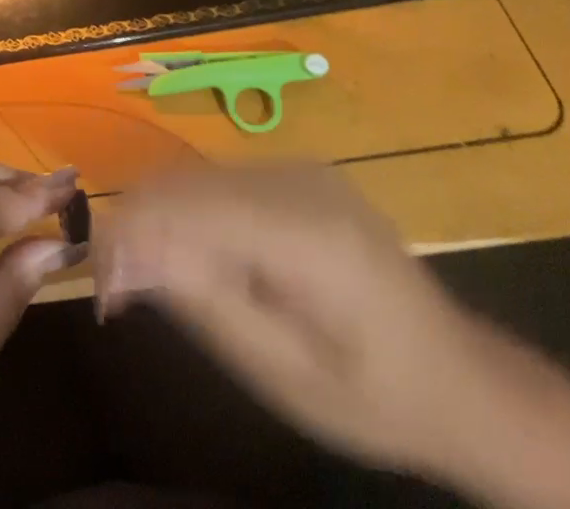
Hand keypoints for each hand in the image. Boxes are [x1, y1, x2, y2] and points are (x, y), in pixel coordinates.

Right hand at [91, 163, 498, 475]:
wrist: (468, 386)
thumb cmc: (374, 396)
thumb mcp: (279, 368)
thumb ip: (201, 298)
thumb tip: (121, 253)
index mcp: (305, 232)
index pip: (179, 205)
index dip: (124, 238)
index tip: (102, 291)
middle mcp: (300, 182)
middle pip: (177, 184)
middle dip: (133, 231)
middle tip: (117, 293)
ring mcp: (302, 172)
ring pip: (189, 179)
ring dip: (154, 223)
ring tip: (146, 283)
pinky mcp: (299, 177)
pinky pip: (215, 183)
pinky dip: (185, 216)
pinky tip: (191, 262)